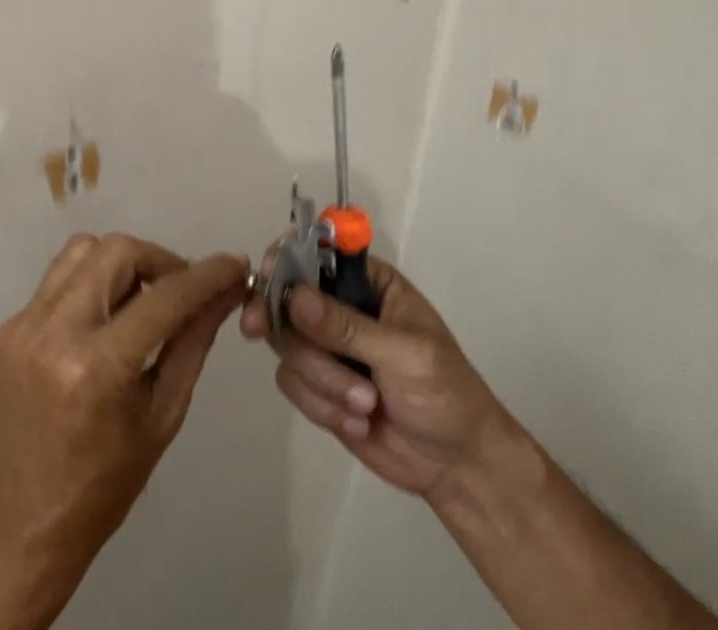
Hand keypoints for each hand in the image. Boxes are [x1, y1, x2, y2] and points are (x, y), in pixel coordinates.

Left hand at [0, 233, 250, 558]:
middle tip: (181, 290)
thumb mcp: (165, 412)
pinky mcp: (8, 328)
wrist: (31, 513)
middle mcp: (54, 333)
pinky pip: (57, 281)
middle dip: (159, 260)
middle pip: (115, 251)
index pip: (163, 297)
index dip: (206, 275)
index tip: (234, 265)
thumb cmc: (109, 479)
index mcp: (97, 366)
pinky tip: (105, 322)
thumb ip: (193, 342)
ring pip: (80, 252)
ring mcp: (23, 326)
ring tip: (142, 301)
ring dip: (121, 263)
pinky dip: (91, 286)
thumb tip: (225, 292)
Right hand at [240, 250, 505, 498]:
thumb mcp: (404, 354)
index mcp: (370, 284)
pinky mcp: (318, 386)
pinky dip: (321, 407)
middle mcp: (341, 309)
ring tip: (366, 406)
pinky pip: (290, 383)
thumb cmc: (446, 394)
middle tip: (261, 333)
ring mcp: (327, 348)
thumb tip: (295, 296)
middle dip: (299, 338)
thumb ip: (346, 326)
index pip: (317, 254)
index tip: (267, 276)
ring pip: (286, 347)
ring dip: (323, 382)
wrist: (456, 464)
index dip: (287, 260)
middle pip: (288, 302)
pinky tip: (357, 423)